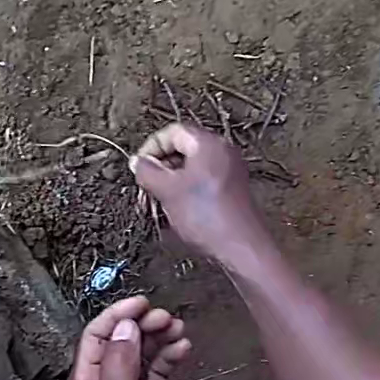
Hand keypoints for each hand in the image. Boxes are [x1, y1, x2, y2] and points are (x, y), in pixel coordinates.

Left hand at [68, 296, 191, 379]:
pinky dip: (170, 357)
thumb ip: (120, 364)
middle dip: (143, 325)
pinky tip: (184, 349)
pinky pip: (160, 371)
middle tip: (166, 318)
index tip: (142, 303)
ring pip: (143, 353)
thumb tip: (126, 326)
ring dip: (159, 338)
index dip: (117, 315)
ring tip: (179, 330)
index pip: (98, 336)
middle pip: (123, 340)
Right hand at [131, 124, 272, 267]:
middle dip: (160, 168)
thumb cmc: (204, 215)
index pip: (173, 132)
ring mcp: (230, 171)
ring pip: (192, 169)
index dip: (151, 147)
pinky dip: (186, 192)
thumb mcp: (168, 191)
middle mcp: (223, 151)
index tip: (139, 168)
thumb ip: (148, 172)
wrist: (241, 247)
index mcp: (208, 143)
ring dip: (171, 183)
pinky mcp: (232, 190)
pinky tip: (176, 213)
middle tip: (146, 189)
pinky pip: (203, 182)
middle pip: (182, 149)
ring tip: (159, 205)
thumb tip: (137, 161)